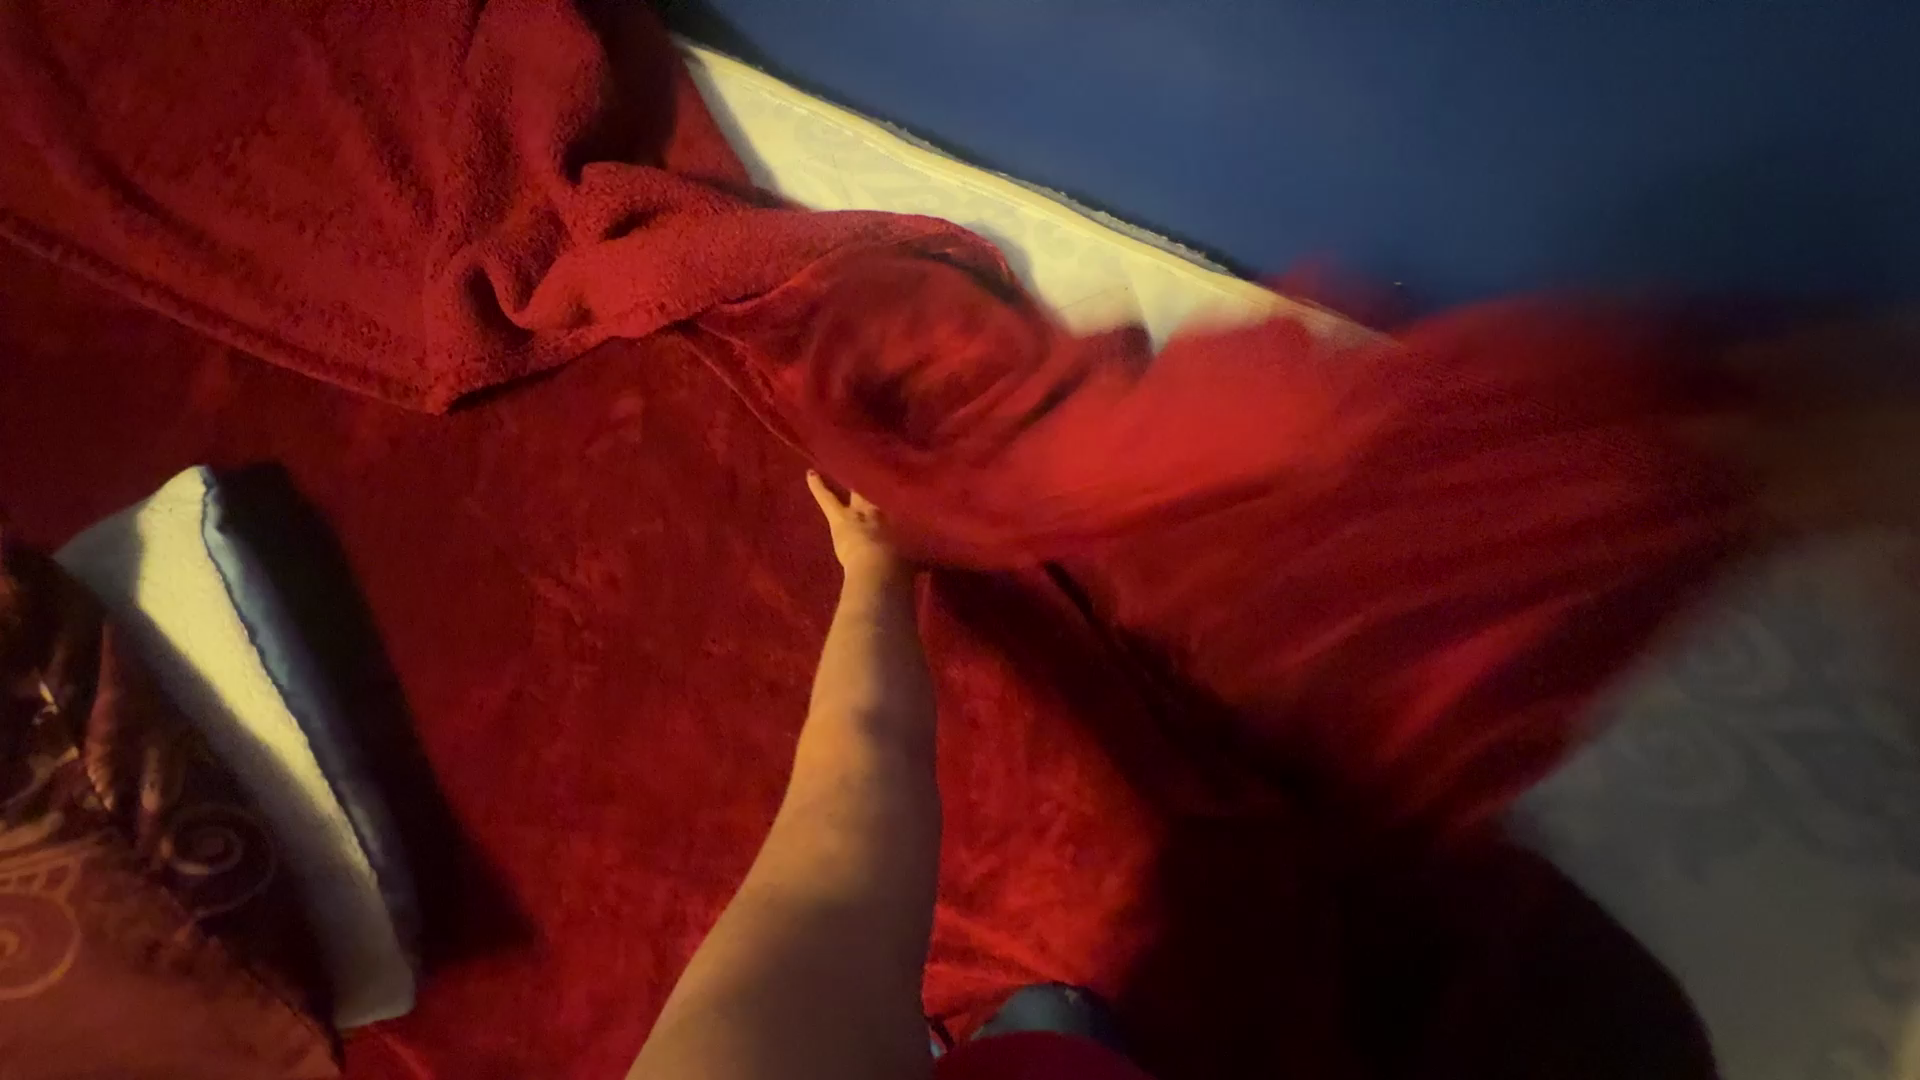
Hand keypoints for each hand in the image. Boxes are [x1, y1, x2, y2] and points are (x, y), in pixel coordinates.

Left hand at [807, 471, 909, 583]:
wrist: (881, 566)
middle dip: (878, 484)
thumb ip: (918, 553)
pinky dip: (818, 487)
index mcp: (902, 519)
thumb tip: (929, 558)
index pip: (899, 504)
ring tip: (850, 465)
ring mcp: (860, 510)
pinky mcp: (839, 518)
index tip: (900, 490)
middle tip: (877, 470)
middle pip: (879, 493)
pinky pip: (827, 498)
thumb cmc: (902, 565)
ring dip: (853, 481)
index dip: (897, 498)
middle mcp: (883, 509)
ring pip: (855, 491)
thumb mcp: (915, 556)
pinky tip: (810, 474)